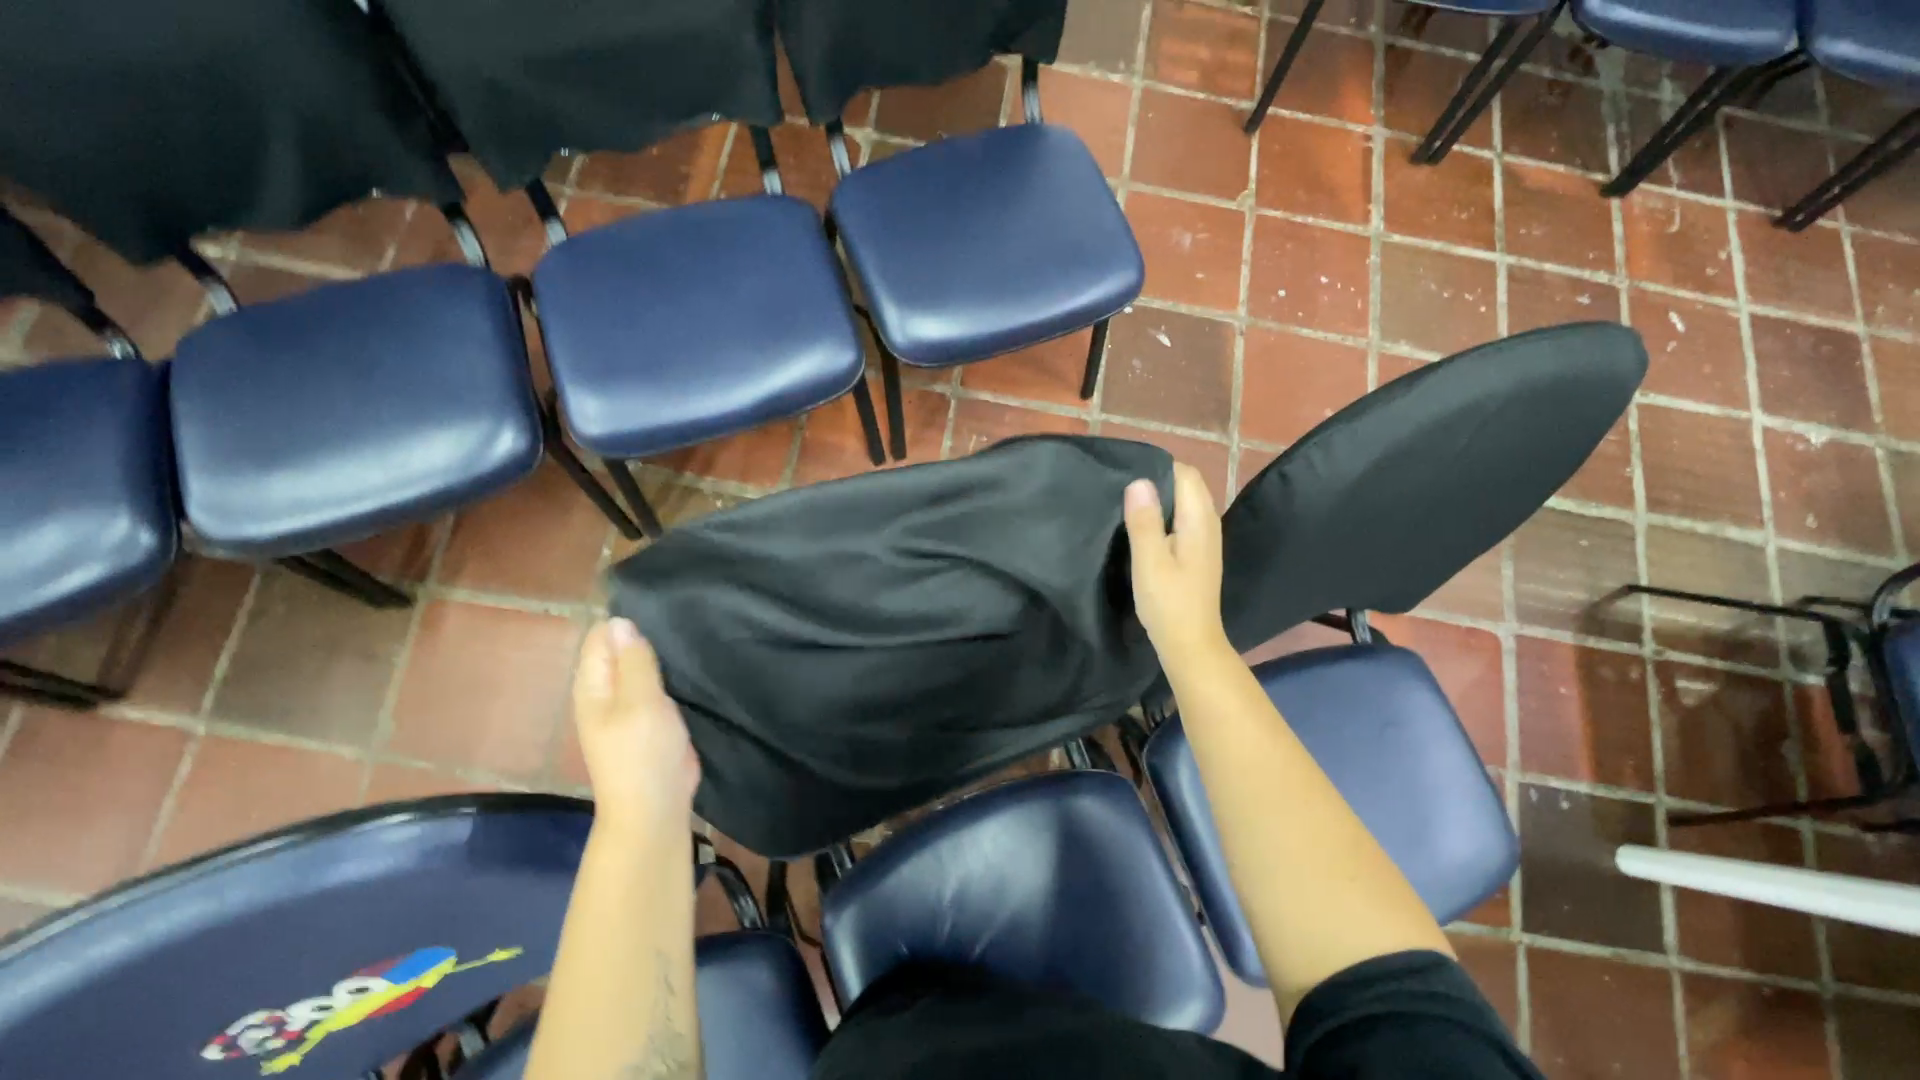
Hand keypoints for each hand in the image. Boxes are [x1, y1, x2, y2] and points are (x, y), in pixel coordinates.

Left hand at [570, 618, 699, 833]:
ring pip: (641, 668)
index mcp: (592, 685)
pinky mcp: (651, 721)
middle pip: (621, 650)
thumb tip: (622, 622)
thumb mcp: (640, 701)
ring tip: (692, 638)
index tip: (662, 612)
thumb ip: (633, 661)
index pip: (601, 636)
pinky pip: (657, 688)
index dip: (626, 622)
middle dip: (646, 636)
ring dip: (660, 657)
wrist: (655, 809)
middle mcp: (605, 692)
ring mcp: (628, 708)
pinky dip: (670, 678)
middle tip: (682, 623)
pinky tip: (692, 668)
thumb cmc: (643, 753)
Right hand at [1123, 463, 1229, 663]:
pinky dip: (1164, 517)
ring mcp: (1206, 539)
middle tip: (1122, 489)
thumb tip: (1138, 480)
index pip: (1185, 473)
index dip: (1157, 468)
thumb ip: (1144, 520)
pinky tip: (1143, 530)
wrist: (1190, 645)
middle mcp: (1208, 524)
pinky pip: (1182, 520)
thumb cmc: (1168, 603)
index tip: (1126, 475)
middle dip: (1158, 480)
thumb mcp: (1149, 561)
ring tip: (1127, 506)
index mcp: (1199, 520)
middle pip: (1187, 485)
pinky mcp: (1198, 553)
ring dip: (1160, 500)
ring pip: (1184, 503)